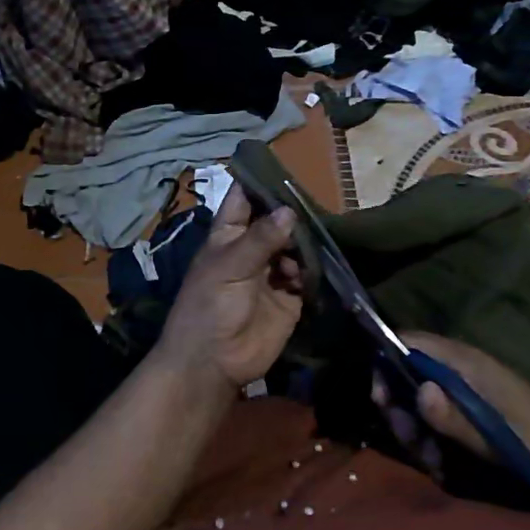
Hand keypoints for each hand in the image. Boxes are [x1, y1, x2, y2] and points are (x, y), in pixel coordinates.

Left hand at [157, 186, 303, 387]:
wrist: (213, 363)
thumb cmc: (209, 306)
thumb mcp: (230, 266)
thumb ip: (261, 239)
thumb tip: (290, 212)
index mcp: (229, 234)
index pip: (244, 198)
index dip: (260, 181)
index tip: (285, 165)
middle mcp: (253, 248)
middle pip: (277, 220)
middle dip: (294, 212)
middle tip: (318, 203)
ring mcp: (273, 272)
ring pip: (296, 246)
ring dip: (307, 242)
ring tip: (320, 238)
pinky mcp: (291, 296)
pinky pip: (308, 276)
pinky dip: (315, 270)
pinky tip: (320, 266)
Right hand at [400, 333, 529, 507]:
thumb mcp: (495, 442)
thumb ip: (454, 418)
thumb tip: (417, 389)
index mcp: (470, 364)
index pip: (414, 342)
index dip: (389, 362)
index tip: (380, 399)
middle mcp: (467, 369)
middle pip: (411, 371)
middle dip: (401, 404)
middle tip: (409, 440)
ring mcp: (472, 389)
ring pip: (422, 396)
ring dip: (416, 426)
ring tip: (429, 459)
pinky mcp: (476, 409)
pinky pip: (440, 412)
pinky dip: (432, 435)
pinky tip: (440, 462)